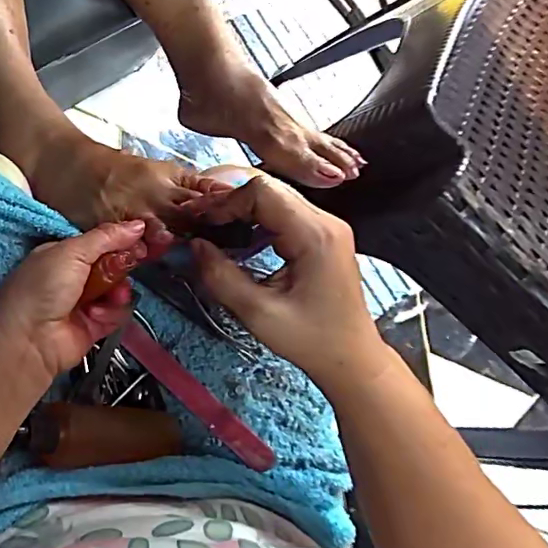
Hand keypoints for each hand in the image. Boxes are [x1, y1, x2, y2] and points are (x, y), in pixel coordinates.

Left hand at [0, 220, 146, 381]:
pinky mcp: (94, 325)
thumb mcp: (71, 252)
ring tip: (109, 295)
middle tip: (129, 263)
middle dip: (123, 264)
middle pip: (113, 263)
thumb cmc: (41, 288)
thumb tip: (136, 225)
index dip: (120, 239)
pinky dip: (111, 313)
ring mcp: (85, 301)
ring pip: (119, 288)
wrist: (28, 340)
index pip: (99, 241)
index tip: (142, 236)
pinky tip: (97, 314)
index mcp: (63, 253)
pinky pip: (117, 313)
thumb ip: (106, 237)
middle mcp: (74, 276)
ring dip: (118, 290)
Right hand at [186, 177, 390, 385]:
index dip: (224, 200)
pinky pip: (283, 212)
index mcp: (314, 235)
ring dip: (240, 208)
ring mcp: (326, 227)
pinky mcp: (322, 236)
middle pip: (268, 188)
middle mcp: (325, 222)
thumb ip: (221, 276)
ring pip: (274, 197)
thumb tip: (195, 245)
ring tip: (212, 226)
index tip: (198, 219)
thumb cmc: (311, 340)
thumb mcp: (258, 313)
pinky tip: (236, 235)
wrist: (352, 359)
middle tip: (199, 220)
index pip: (262, 191)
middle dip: (228, 201)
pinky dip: (254, 218)